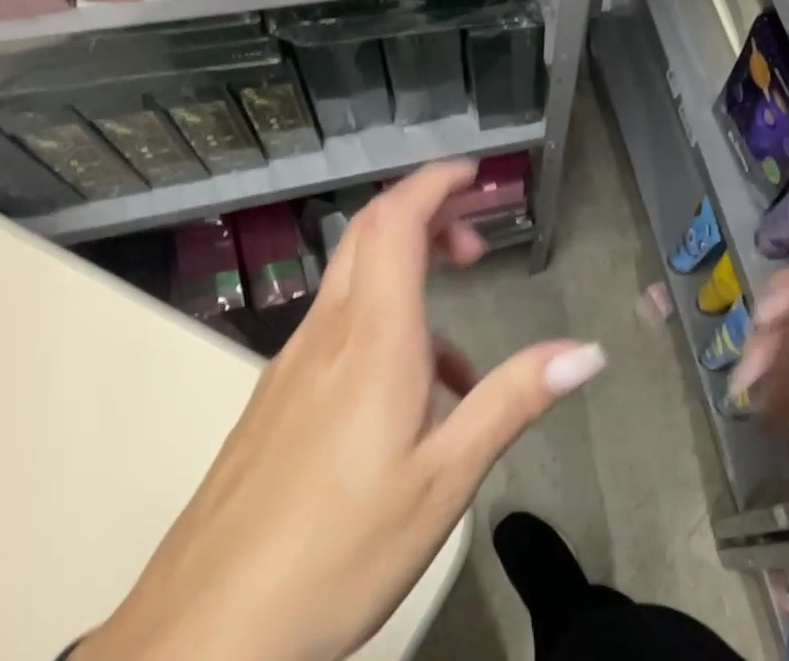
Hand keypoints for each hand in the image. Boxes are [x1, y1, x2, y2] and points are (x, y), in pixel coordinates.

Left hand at [74, 161, 608, 660]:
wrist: (200, 639)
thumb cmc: (336, 552)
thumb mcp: (445, 480)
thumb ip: (513, 401)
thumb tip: (588, 349)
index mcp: (371, 342)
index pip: (393, 224)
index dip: (433, 183)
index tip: (477, 173)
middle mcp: (324, 340)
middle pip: (369, 239)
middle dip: (427, 216)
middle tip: (482, 237)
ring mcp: (290, 373)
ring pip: (354, 289)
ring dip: (410, 280)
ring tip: (467, 348)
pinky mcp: (275, 408)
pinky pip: (338, 338)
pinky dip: (387, 332)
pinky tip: (414, 406)